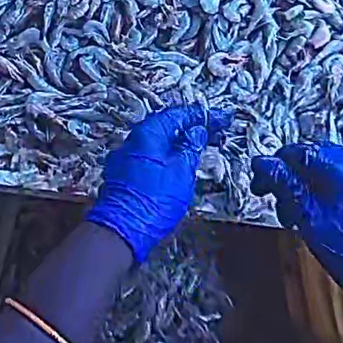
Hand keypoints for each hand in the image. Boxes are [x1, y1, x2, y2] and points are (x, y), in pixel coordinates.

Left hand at [86, 105, 232, 262]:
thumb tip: (197, 130)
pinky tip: (177, 164)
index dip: (199, 116)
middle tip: (214, 133)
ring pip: (156, 143)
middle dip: (189, 128)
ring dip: (178, 143)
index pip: (176, 115)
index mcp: (146, 133)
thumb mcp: (181, 172)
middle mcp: (131, 140)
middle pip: (164, 127)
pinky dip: (165, 156)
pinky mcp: (122, 174)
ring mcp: (124, 157)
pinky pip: (148, 156)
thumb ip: (190, 147)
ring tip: (199, 147)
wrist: (123, 228)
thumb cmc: (154, 199)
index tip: (220, 118)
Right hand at [252, 143, 342, 330]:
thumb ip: (284, 184)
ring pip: (325, 177)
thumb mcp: (308, 215)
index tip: (261, 183)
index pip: (297, 151)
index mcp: (342, 165)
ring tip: (295, 217)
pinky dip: (322, 200)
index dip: (273, 167)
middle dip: (289, 180)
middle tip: (276, 201)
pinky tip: (315, 221)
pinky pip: (340, 190)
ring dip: (304, 192)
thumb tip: (264, 163)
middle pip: (312, 161)